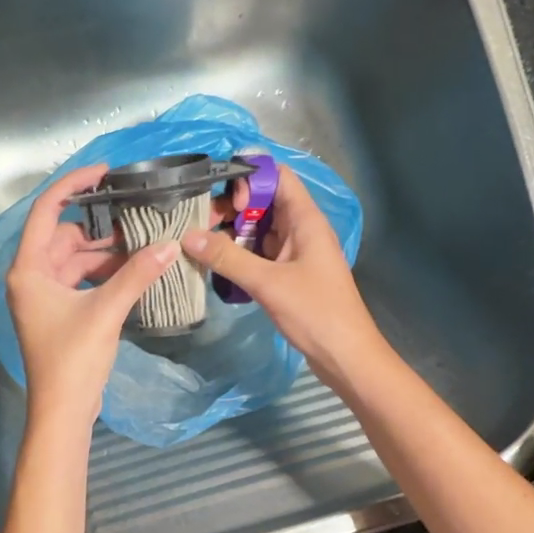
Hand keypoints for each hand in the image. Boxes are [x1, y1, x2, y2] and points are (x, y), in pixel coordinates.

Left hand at [7, 164, 175, 425]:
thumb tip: (169, 245)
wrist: (63, 410)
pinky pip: (80, 280)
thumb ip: (136, 275)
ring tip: (141, 242)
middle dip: (98, 226)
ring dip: (104, 252)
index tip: (104, 172)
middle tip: (136, 215)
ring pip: (74, 259)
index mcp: (28, 270)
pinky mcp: (58, 314)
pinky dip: (102, 273)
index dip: (73, 186)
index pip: (46, 211)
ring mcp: (43, 297)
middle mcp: (30, 278)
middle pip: (63, 235)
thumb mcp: (106, 311)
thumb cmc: (73, 359)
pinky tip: (131, 271)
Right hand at [182, 167, 384, 381]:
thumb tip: (188, 236)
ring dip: (232, 234)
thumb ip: (228, 258)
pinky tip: (216, 266)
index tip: (222, 201)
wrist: (345, 356)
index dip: (248, 179)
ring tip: (200, 245)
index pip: (276, 176)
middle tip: (199, 225)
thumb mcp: (267, 283)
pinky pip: (260, 254)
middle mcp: (301, 230)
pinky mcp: (289, 275)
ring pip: (259, 230)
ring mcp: (295, 253)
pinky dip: (239, 256)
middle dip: (231, 208)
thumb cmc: (315, 313)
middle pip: (263, 202)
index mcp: (305, 220)